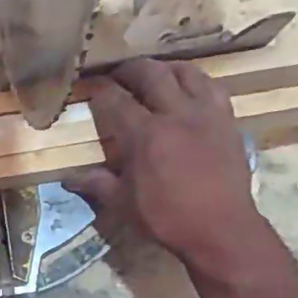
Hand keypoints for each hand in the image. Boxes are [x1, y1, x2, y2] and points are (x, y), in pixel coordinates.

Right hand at [65, 59, 271, 278]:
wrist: (221, 229)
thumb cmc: (169, 219)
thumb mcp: (126, 205)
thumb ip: (99, 185)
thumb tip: (70, 179)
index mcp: (145, 134)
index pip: (116, 99)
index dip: (100, 89)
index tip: (91, 86)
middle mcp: (175, 113)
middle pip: (150, 74)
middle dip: (129, 69)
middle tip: (119, 74)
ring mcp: (205, 113)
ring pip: (185, 72)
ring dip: (165, 68)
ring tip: (155, 74)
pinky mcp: (227, 120)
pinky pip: (213, 87)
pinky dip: (197, 81)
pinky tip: (190, 88)